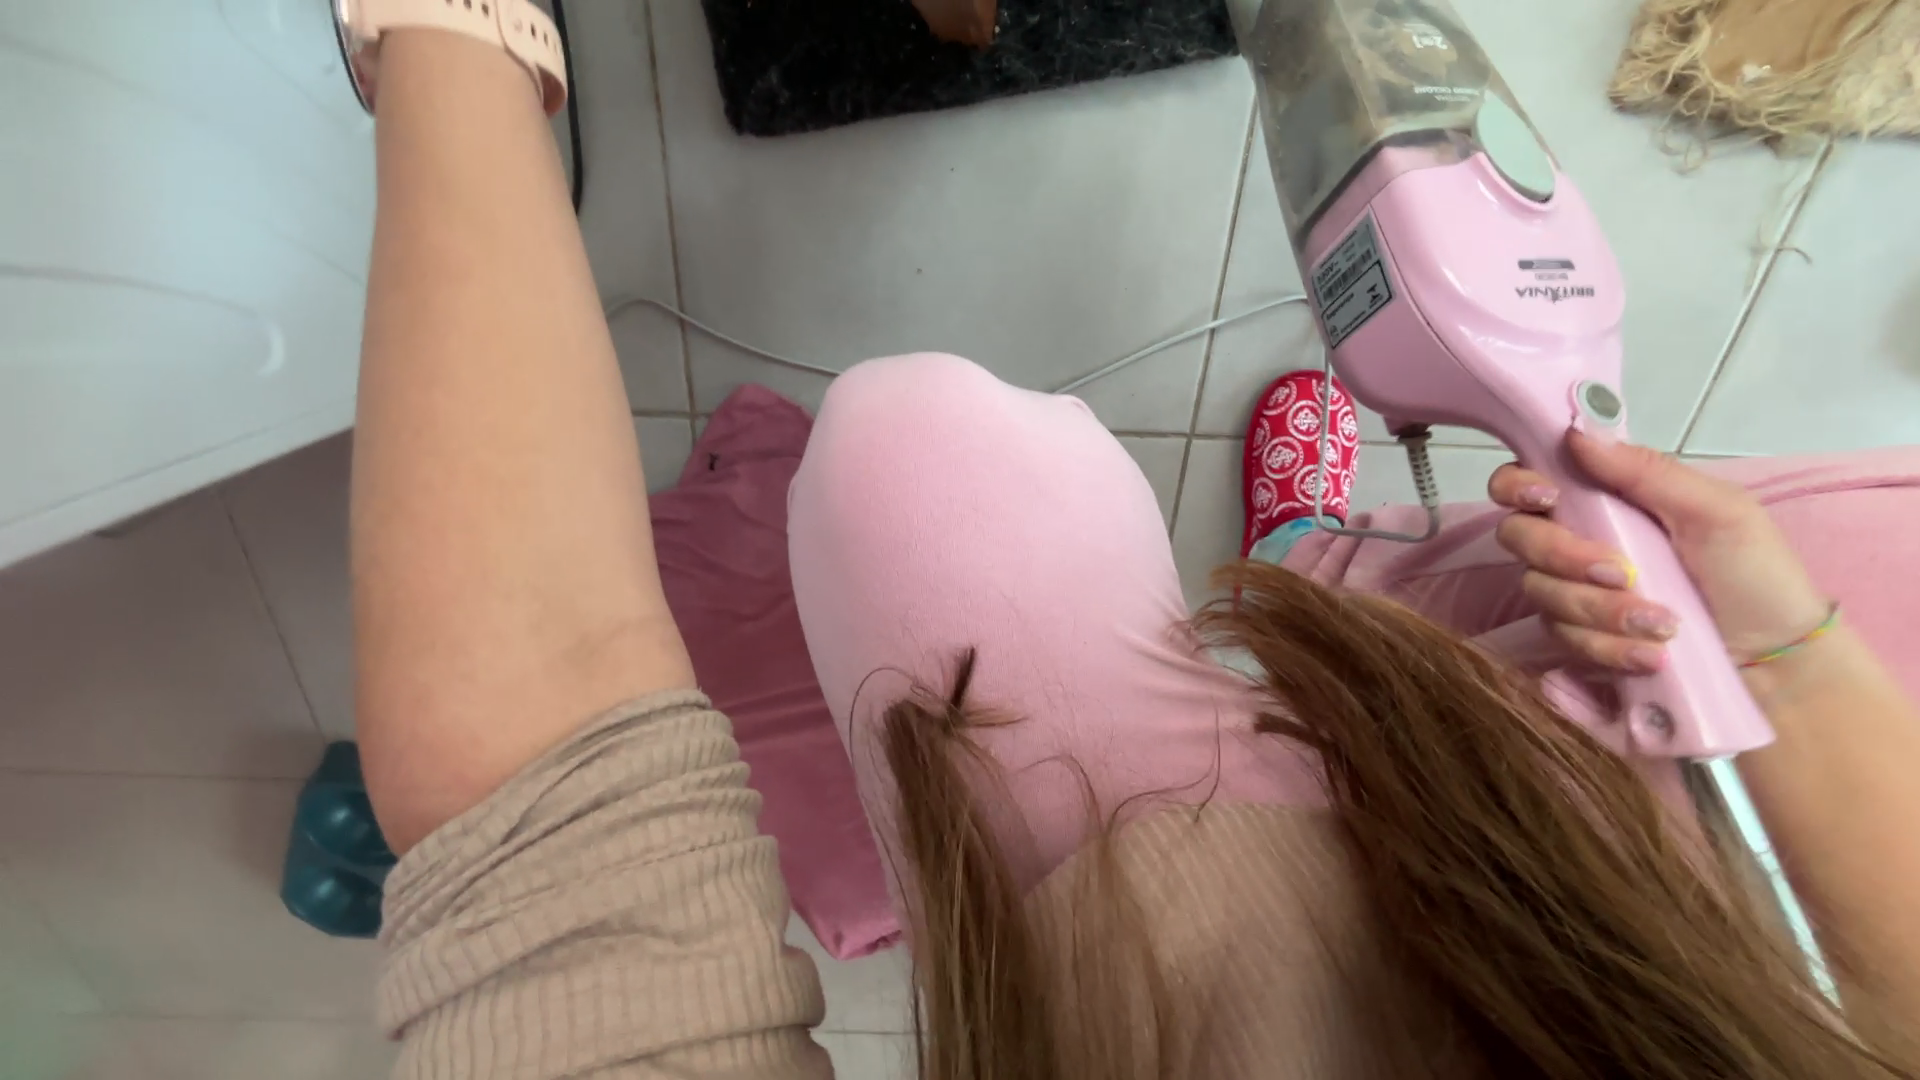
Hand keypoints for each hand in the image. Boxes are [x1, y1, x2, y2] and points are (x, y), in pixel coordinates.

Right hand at [1487, 431, 1829, 673]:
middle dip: (1564, 557)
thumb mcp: (1718, 511)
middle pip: (1516, 535)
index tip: (1548, 499)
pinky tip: (1652, 654)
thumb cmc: (1753, 573)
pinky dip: (1607, 646)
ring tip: (1663, 626)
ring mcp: (1564, 586)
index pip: (1519, 480)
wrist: (1774, 657)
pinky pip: (1561, 635)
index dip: (1515, 485)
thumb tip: (1577, 432)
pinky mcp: (1570, 632)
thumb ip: (1647, 471)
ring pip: (1539, 590)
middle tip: (1621, 574)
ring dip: (1599, 610)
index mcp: (1596, 500)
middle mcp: (1567, 538)